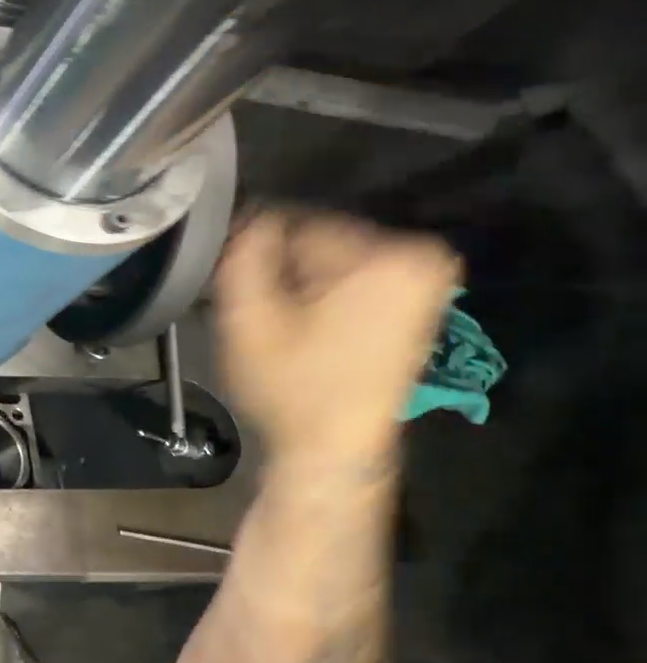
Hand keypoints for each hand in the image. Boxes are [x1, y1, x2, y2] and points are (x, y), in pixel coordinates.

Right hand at [217, 210, 459, 461]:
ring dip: (296, 282)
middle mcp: (419, 259)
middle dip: (280, 268)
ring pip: (328, 258)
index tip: (238, 290)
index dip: (255, 256)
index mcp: (387, 255)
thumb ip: (244, 252)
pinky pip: (350, 276)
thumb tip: (247, 217)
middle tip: (260, 312)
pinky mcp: (417, 302)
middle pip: (316, 239)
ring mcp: (424, 281)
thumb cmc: (291, 383)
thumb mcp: (248, 315)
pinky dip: (321, 294)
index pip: (293, 223)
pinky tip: (305, 329)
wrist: (334, 445)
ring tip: (282, 325)